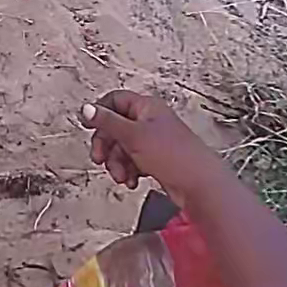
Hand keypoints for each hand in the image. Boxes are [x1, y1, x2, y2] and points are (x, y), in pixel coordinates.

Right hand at [83, 89, 230, 209]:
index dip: (100, 112)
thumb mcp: (132, 135)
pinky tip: (131, 181)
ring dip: (116, 162)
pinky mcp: (156, 159)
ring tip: (121, 176)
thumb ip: (107, 121)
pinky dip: (128, 170)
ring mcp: (153, 141)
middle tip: (99, 158)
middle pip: (115, 126)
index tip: (87, 125)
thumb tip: (86, 108)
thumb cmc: (172, 155)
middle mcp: (149, 121)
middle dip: (106, 145)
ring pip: (123, 146)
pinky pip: (133, 160)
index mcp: (146, 107)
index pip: (115, 101)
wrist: (200, 186)